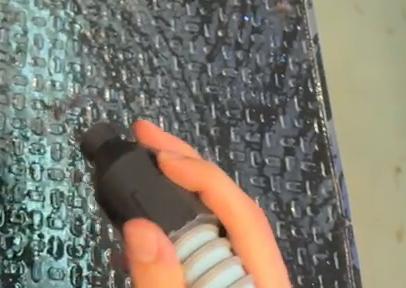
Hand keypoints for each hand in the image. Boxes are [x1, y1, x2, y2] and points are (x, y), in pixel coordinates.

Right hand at [123, 121, 291, 287]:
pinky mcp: (225, 286)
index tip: (161, 156)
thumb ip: (162, 284)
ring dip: (179, 189)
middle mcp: (262, 278)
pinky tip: (150, 213)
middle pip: (233, 208)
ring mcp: (245, 283)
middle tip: (145, 133)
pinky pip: (207, 247)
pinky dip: (177, 222)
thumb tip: (140, 227)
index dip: (203, 177)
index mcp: (266, 284)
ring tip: (146, 156)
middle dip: (188, 165)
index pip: (244, 215)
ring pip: (219, 226)